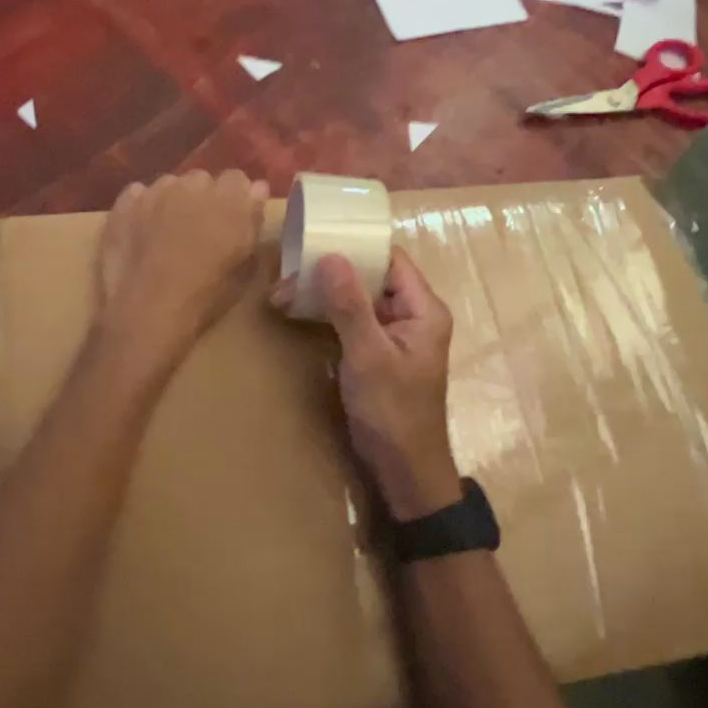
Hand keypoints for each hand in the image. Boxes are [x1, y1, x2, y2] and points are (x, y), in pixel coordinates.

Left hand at [94, 170, 267, 374]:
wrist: (147, 311)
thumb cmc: (204, 296)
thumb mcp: (244, 267)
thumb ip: (253, 221)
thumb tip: (257, 189)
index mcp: (229, 200)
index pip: (237, 179)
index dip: (234, 198)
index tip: (231, 220)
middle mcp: (194, 185)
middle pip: (202, 180)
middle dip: (202, 198)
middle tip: (198, 229)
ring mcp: (156, 191)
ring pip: (170, 184)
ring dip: (172, 201)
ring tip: (166, 233)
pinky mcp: (125, 202)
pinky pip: (138, 194)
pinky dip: (142, 207)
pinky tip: (140, 232)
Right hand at [272, 247, 460, 519]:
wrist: (404, 469)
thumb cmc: (392, 411)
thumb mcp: (368, 355)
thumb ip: (350, 305)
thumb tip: (330, 255)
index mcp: (424, 309)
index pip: (391, 259)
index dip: (357, 245)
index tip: (318, 237)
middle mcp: (413, 314)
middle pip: (372, 276)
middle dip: (331, 271)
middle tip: (289, 272)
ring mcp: (396, 334)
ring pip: (359, 297)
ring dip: (325, 293)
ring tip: (284, 292)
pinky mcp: (379, 352)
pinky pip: (354, 319)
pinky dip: (328, 313)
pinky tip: (299, 311)